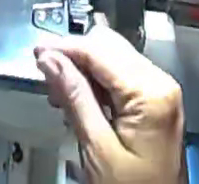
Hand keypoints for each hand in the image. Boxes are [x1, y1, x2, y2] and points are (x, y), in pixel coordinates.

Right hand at [35, 25, 185, 183]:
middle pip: (109, 48)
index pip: (101, 51)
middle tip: (46, 72)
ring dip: (84, 69)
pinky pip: (123, 76)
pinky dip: (98, 82)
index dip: (66, 47)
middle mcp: (160, 82)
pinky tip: (79, 99)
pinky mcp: (156, 102)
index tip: (38, 51)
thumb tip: (50, 60)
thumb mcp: (99, 150)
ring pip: (114, 58)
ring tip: (58, 91)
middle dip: (75, 56)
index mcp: (151, 91)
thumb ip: (75, 99)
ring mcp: (160, 91)